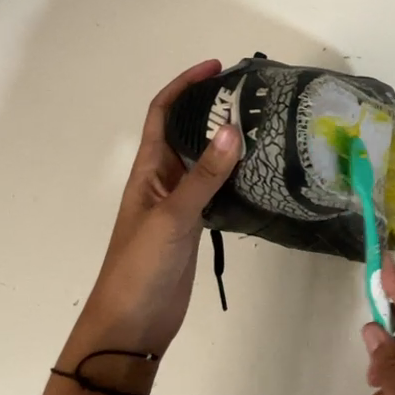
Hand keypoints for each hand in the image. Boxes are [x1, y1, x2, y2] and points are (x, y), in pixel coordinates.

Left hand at [65, 60, 241, 363]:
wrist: (132, 326)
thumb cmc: (140, 266)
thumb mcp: (173, 217)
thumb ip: (204, 176)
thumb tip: (233, 129)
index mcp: (149, 169)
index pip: (163, 112)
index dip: (185, 85)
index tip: (215, 68)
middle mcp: (164, 178)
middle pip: (187, 130)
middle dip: (212, 107)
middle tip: (252, 95)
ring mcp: (180, 201)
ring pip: (204, 158)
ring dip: (226, 140)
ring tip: (262, 124)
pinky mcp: (195, 224)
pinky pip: (216, 187)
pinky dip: (235, 173)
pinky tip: (259, 170)